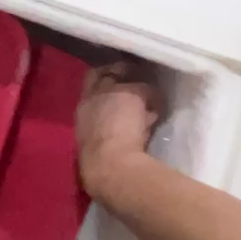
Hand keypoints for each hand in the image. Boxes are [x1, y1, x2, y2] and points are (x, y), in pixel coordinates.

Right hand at [76, 64, 160, 198]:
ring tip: (149, 98)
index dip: (102, 84)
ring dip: (138, 86)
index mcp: (81, 110)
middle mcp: (92, 96)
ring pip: (126, 76)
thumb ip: (97, 132)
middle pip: (103, 73)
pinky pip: (147, 88)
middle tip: (132, 82)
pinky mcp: (132, 92)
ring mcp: (111, 91)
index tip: (114, 88)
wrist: (110, 166)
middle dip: (117, 74)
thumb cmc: (97, 165)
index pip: (89, 85)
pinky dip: (154, 98)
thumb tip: (107, 133)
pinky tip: (158, 111)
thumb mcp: (90, 145)